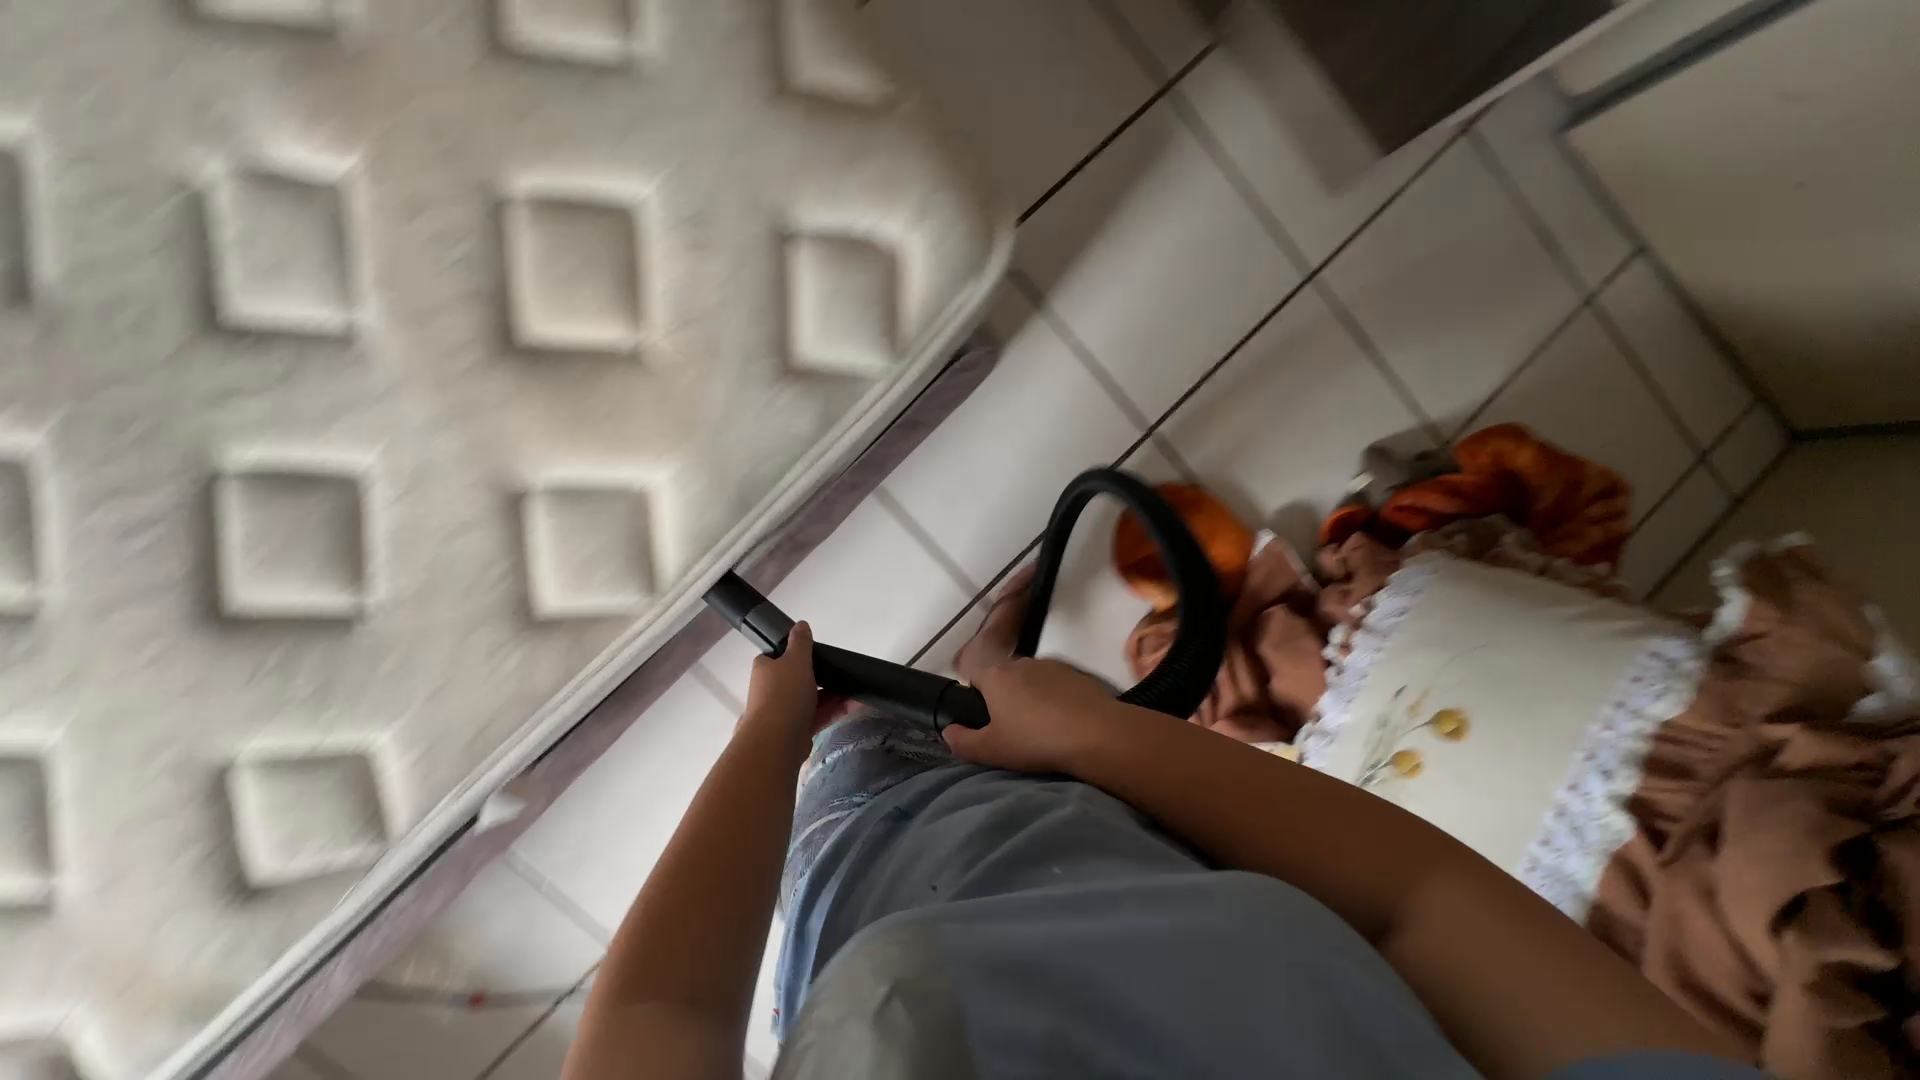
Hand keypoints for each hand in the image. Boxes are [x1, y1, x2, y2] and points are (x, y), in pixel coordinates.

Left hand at [741, 623, 854, 747]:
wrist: (777, 740)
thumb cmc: (784, 693)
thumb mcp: (796, 660)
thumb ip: (801, 642)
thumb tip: (800, 624)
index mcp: (765, 669)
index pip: (776, 657)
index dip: (793, 654)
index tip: (814, 653)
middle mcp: (771, 690)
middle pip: (797, 678)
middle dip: (821, 676)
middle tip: (841, 671)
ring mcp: (784, 712)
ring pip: (811, 698)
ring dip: (833, 694)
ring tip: (856, 689)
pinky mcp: (797, 729)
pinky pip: (819, 715)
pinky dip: (835, 710)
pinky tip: (856, 704)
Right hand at [941, 658, 1117, 774]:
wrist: (1096, 734)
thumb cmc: (1035, 741)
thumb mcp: (991, 751)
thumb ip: (962, 742)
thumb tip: (948, 731)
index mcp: (996, 677)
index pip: (973, 674)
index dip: (976, 695)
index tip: (986, 719)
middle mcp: (1021, 663)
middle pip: (1004, 677)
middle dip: (1006, 698)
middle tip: (1015, 730)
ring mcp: (1052, 666)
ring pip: (1032, 680)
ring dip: (1033, 698)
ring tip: (1045, 729)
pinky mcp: (1077, 674)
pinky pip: (1058, 685)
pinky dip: (1058, 699)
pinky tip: (1067, 723)